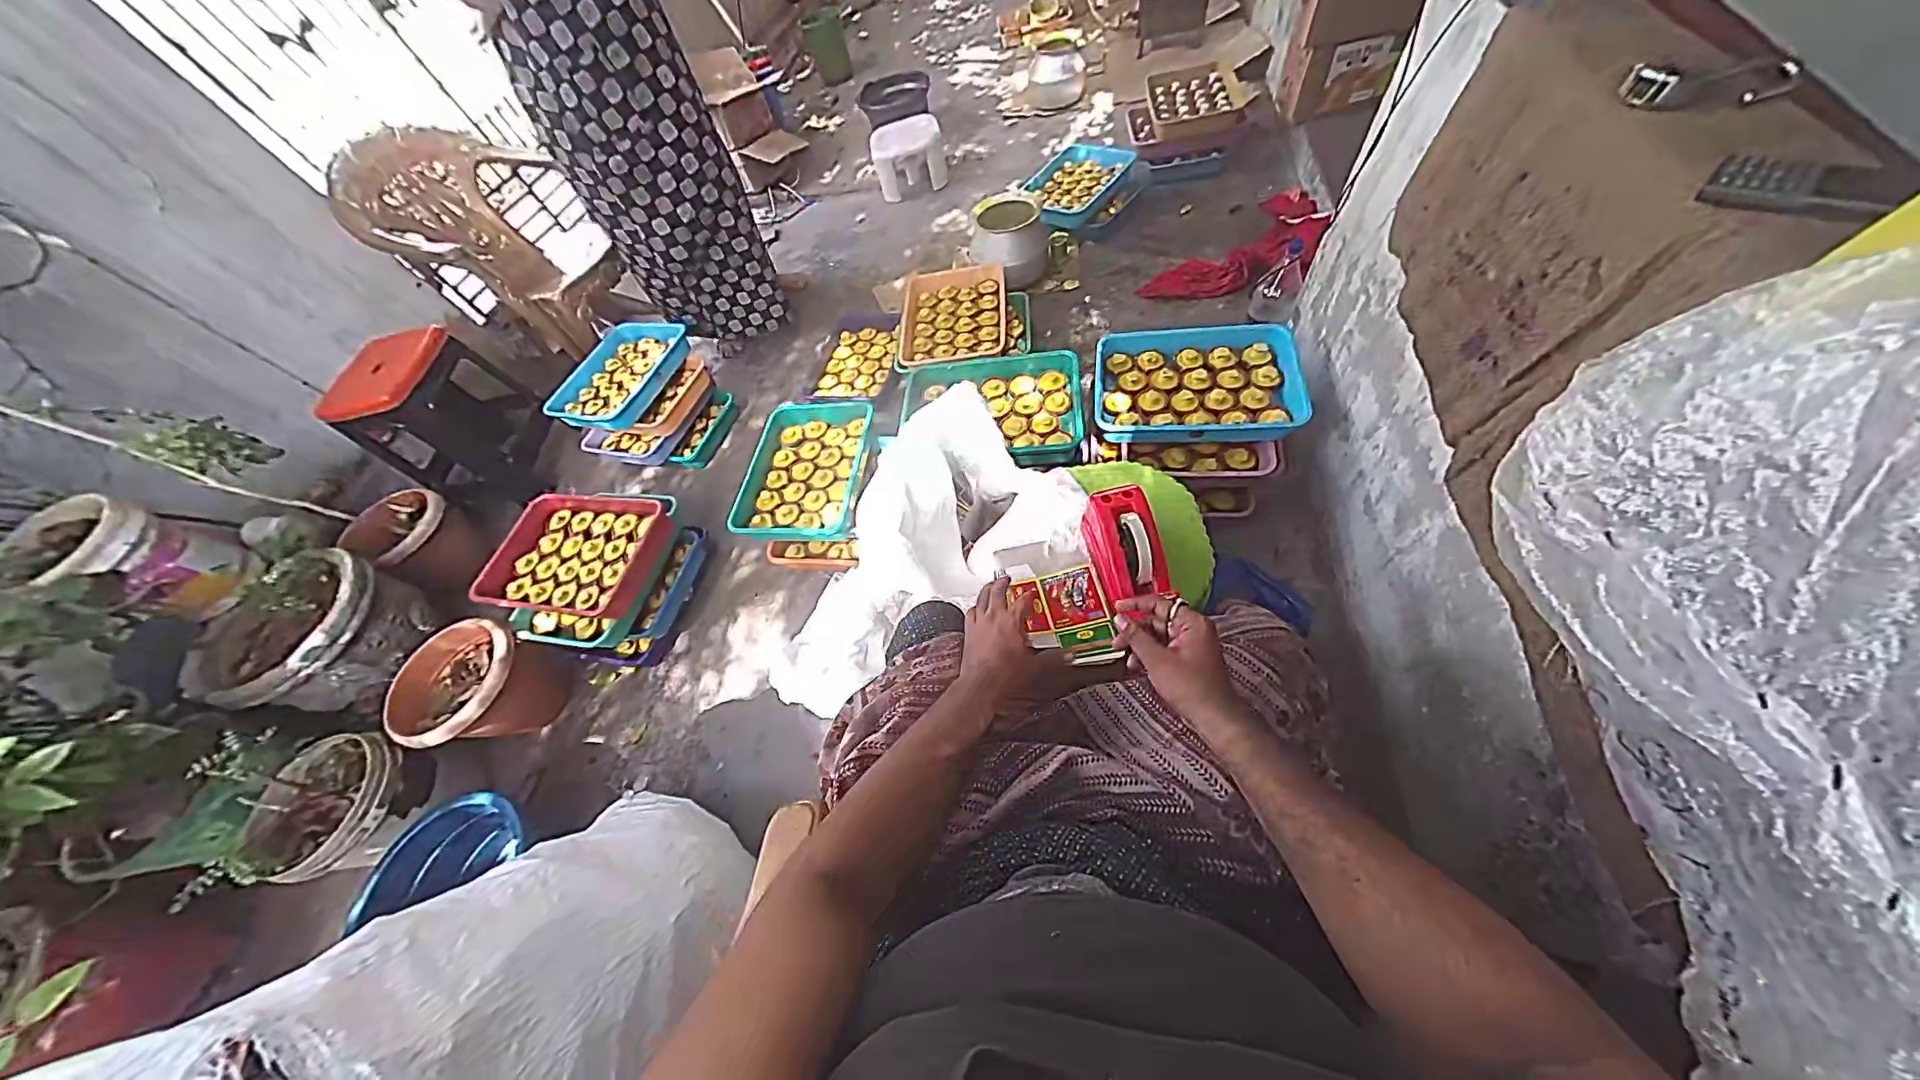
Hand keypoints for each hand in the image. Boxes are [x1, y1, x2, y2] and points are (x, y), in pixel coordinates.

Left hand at [957, 577, 1060, 702]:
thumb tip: (1068, 656)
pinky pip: (971, 612)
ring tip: (990, 586)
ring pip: (982, 597)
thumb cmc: (1005, 673)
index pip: (1023, 601)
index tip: (1032, 595)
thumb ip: (1052, 658)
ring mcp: (979, 622)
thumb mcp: (1033, 664)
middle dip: (1003, 583)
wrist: (981, 683)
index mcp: (1012, 620)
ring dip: (987, 589)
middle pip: (997, 591)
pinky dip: (975, 608)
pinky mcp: (969, 630)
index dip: (1029, 596)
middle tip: (1007, 579)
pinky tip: (977, 609)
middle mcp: (994, 616)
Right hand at [1114, 594, 1242, 730]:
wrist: (1214, 717)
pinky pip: (1165, 649)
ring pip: (1159, 637)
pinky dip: (1150, 655)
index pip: (1159, 604)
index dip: (1135, 605)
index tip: (1117, 607)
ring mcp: (1192, 644)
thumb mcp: (1156, 659)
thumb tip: (1119, 619)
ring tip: (1126, 659)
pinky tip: (1137, 666)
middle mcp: (1194, 629)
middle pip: (1158, 621)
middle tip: (1116, 642)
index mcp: (1192, 623)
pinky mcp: (1189, 659)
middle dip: (1135, 632)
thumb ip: (1136, 637)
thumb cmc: (1189, 686)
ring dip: (1141, 646)